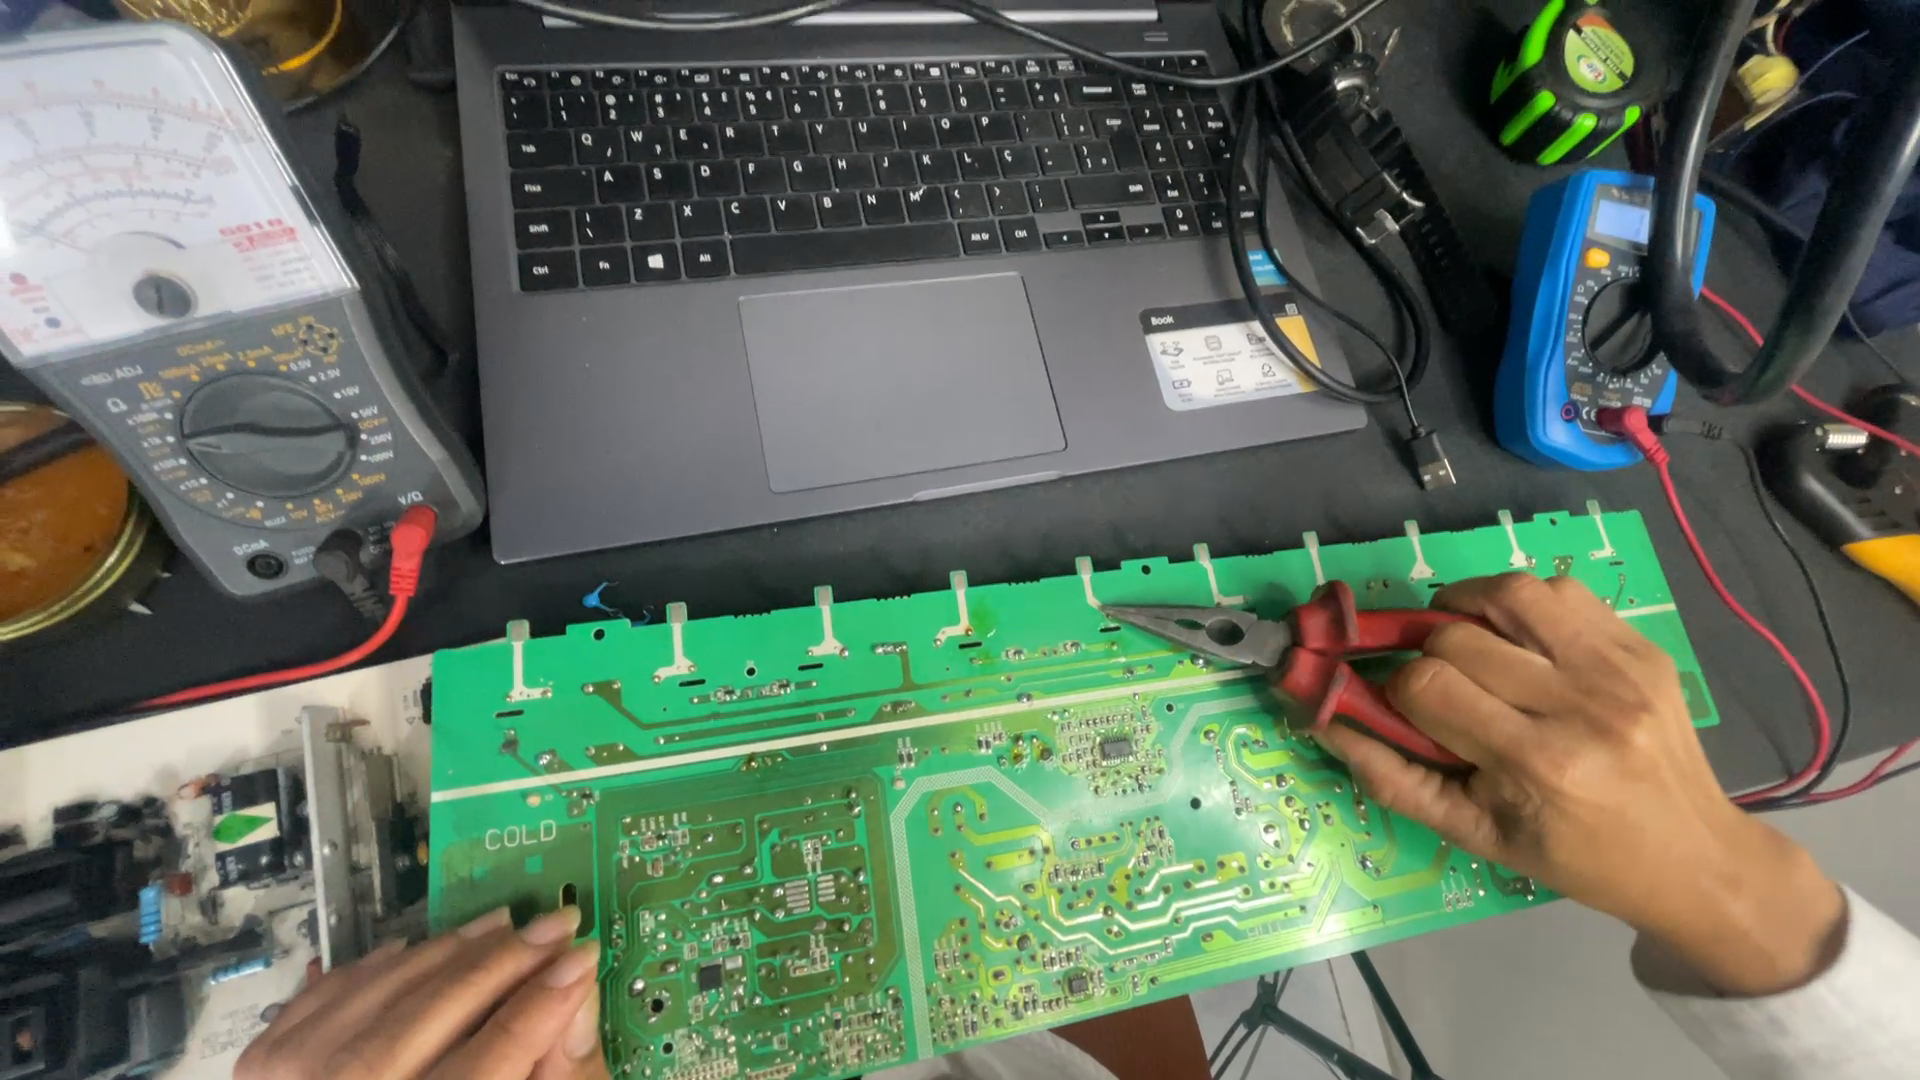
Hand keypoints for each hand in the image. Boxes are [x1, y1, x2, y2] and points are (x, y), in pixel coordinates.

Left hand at [236, 907, 608, 1079]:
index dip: (540, 1005)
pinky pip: (318, 1003)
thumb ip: (559, 1075)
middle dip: (499, 966)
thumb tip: (578, 990)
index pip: (481, 1069)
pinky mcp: (256, 1079)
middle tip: (557, 923)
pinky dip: (372, 968)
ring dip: (447, 953)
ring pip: (371, 1005)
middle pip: (418, 1030)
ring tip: (505, 923)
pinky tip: (418, 948)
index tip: (585, 952)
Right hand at [1314, 573, 1844, 996]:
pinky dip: (1517, 601)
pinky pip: (1557, 589)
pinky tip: (1514, 636)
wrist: (1696, 860)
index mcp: (1537, 761)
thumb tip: (1319, 717)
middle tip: (1436, 682)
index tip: (1406, 711)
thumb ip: (1386, 774)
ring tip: (1464, 640)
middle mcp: (1582, 705)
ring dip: (1465, 609)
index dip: (1396, 690)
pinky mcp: (1641, 647)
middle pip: (1455, 635)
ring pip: (1506, 593)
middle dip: (1425, 654)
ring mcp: (1619, 668)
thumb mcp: (1468, 831)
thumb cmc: (1569, 852)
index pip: (1426, 684)